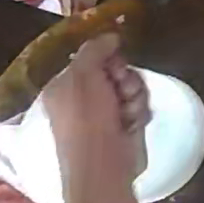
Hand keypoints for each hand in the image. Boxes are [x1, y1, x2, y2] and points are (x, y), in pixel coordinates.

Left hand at [40, 34, 149, 202]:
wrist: (103, 167)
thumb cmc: (87, 120)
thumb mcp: (84, 76)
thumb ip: (95, 51)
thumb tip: (110, 35)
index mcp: (64, 87)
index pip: (92, 58)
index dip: (108, 59)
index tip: (114, 66)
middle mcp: (83, 99)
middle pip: (116, 71)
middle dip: (126, 79)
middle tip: (122, 90)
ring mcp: (104, 115)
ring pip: (131, 88)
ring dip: (135, 96)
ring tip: (128, 113)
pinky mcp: (123, 128)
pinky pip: (139, 107)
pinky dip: (139, 113)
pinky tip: (134, 124)